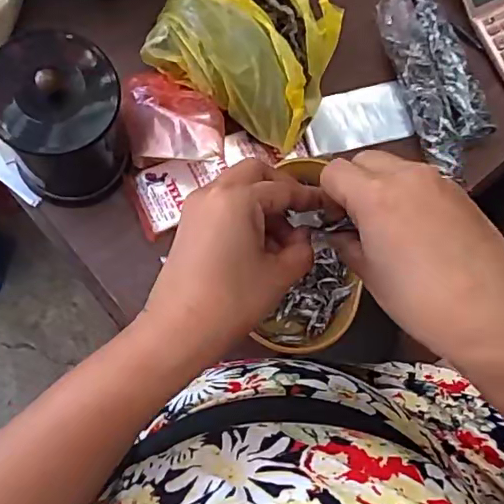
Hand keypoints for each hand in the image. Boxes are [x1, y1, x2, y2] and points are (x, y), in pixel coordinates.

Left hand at [139, 160, 325, 356]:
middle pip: (254, 173)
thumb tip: (302, 237)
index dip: (309, 197)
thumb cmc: (231, 302)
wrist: (178, 330)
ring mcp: (194, 208)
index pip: (283, 188)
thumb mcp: (280, 275)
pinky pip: (220, 206)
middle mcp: (212, 192)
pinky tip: (254, 247)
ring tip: (278, 241)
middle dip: (280, 188)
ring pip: (235, 188)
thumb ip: (301, 248)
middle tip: (299, 215)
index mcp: (237, 197)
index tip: (326, 205)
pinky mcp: (186, 225)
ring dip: (260, 203)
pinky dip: (240, 214)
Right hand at [319, 151, 503, 363]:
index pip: (334, 171)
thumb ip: (347, 244)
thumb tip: (338, 234)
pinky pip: (421, 182)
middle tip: (351, 220)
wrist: (492, 315)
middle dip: (351, 183)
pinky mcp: (461, 194)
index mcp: (376, 195)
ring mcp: (439, 182)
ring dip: (380, 187)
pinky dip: (407, 195)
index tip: (328, 219)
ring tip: (383, 228)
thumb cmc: (423, 301)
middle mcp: (408, 177)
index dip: (325, 194)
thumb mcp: (370, 275)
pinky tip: (411, 233)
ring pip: (395, 167)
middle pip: (364, 160)